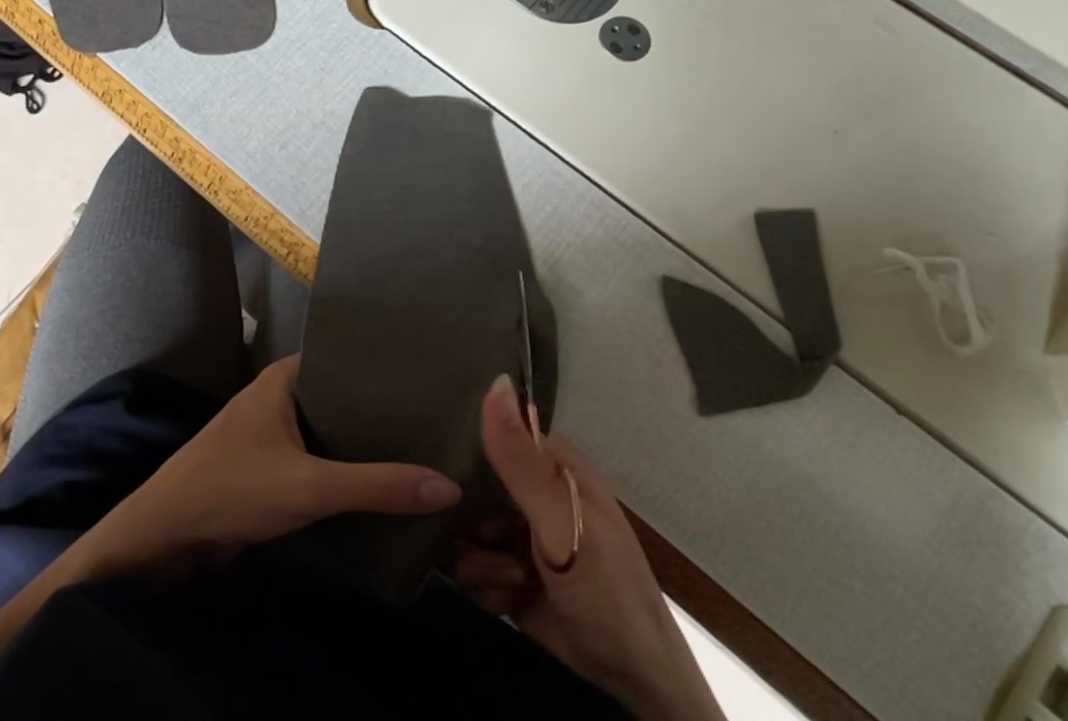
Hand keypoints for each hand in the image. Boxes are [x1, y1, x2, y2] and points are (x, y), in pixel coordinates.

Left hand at [85, 355, 461, 572]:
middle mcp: (275, 400)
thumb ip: (375, 485)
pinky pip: (316, 461)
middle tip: (439, 420)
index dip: (380, 366)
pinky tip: (381, 485)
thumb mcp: (309, 486)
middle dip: (380, 411)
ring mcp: (270, 436)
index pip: (340, 359)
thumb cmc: (232, 489)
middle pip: (338, 398)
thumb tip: (449, 486)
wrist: (168, 533)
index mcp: (280, 381)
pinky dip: (344, 470)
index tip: (429, 377)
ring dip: (363, 445)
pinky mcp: (268, 470)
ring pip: (328, 433)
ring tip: (424, 450)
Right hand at [454, 376, 724, 720]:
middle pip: (471, 486)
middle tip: (481, 538)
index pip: (499, 435)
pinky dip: (481, 585)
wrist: (628, 684)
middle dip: (466, 517)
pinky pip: (467, 567)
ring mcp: (521, 541)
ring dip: (476, 559)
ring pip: (463, 530)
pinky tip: (504, 601)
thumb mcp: (562, 522)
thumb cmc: (607, 593)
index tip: (439, 461)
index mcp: (557, 472)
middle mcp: (535, 500)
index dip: (469, 445)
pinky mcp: (507, 577)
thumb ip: (521, 460)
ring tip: (506, 581)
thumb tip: (494, 383)